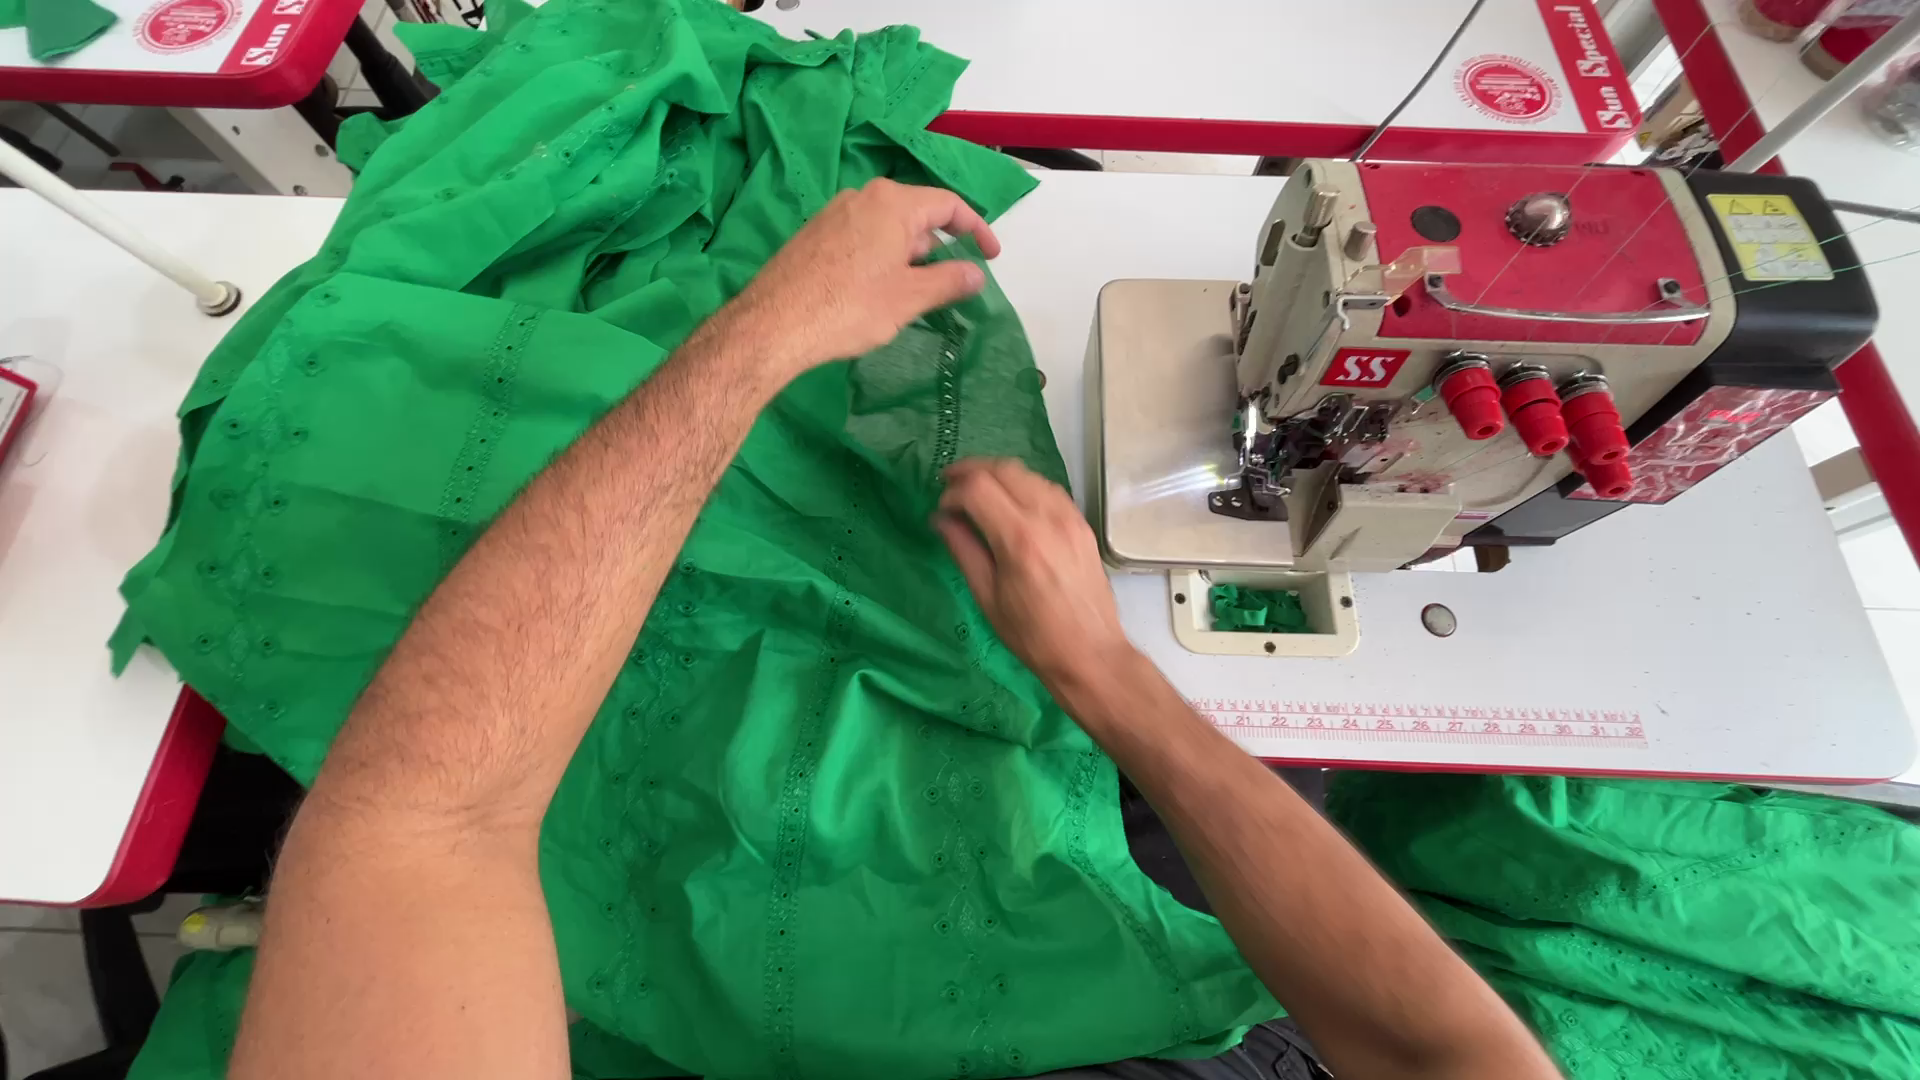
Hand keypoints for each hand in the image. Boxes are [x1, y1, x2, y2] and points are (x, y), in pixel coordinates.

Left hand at [721, 178, 1001, 379]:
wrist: (775, 324)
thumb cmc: (850, 308)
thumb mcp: (909, 298)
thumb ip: (949, 281)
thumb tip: (976, 274)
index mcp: (893, 203)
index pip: (948, 204)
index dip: (976, 229)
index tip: (991, 257)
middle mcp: (863, 196)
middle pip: (917, 215)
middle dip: (938, 248)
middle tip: (946, 286)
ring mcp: (834, 214)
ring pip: (888, 229)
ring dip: (908, 257)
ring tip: (910, 295)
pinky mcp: (815, 235)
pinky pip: (862, 238)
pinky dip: (882, 259)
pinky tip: (875, 293)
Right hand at [935, 459, 1136, 692]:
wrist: (1089, 652)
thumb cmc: (1032, 635)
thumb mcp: (987, 597)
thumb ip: (963, 550)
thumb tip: (941, 519)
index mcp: (1019, 538)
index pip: (978, 488)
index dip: (952, 491)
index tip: (942, 510)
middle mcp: (1047, 517)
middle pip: (1003, 469)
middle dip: (972, 471)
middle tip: (951, 484)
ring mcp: (1070, 517)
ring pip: (1027, 473)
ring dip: (998, 475)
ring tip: (979, 493)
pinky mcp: (1082, 524)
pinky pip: (1049, 489)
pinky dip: (1024, 486)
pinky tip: (1012, 504)